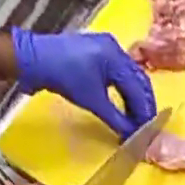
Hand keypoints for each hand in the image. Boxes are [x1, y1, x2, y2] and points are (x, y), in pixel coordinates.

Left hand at [11, 29, 156, 136]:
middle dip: (143, 105)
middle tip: (145, 127)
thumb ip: (116, 119)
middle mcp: (115, 49)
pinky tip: (124, 107)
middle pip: (139, 81)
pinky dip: (124, 92)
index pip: (138, 88)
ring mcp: (107, 49)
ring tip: (135, 120)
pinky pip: (120, 74)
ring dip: (134, 100)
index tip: (147, 132)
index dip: (144, 112)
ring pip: (130, 78)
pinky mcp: (98, 53)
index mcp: (116, 57)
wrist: (37, 60)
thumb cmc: (65, 77)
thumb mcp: (93, 101)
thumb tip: (132, 136)